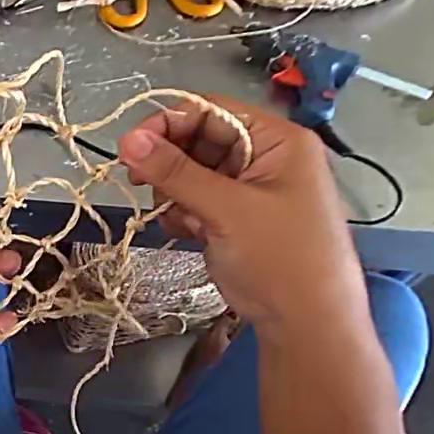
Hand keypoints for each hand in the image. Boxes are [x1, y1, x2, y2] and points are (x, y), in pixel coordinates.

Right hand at [117, 95, 361, 332]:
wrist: (305, 323)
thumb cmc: (280, 257)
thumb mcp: (226, 210)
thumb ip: (175, 172)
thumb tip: (128, 140)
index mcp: (276, 140)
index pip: (212, 111)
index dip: (168, 123)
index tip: (129, 147)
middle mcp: (262, 157)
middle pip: (198, 141)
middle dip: (169, 163)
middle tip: (140, 183)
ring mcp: (246, 189)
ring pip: (190, 173)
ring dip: (173, 192)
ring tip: (176, 218)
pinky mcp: (232, 217)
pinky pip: (194, 201)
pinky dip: (182, 213)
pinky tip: (186, 232)